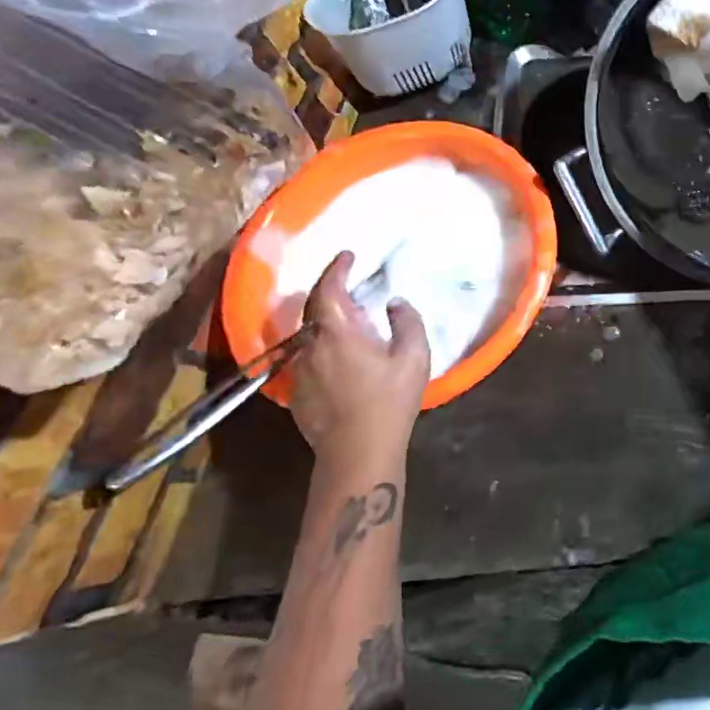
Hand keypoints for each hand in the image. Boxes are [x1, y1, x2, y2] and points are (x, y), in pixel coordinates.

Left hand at [288, 252, 429, 466]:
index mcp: (338, 333)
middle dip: (328, 289)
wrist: (357, 453)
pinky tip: (339, 353)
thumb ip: (407, 322)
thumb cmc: (389, 402)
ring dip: (324, 318)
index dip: (336, 269)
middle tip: (347, 280)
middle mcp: (310, 346)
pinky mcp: (296, 392)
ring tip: (346, 316)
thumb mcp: (414, 358)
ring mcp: (299, 371)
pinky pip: (306, 355)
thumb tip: (394, 303)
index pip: (328, 290)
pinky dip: (321, 343)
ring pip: (307, 333)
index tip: (348, 255)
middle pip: (311, 308)